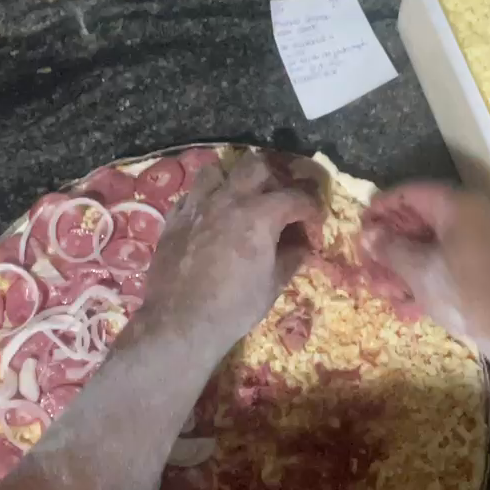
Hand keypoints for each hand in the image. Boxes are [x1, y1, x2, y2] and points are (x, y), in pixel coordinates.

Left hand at [134, 151, 324, 356]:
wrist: (180, 322)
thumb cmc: (234, 308)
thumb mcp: (273, 286)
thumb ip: (292, 257)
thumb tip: (303, 245)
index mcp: (259, 215)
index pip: (296, 197)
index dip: (311, 209)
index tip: (315, 223)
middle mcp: (228, 200)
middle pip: (257, 167)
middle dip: (276, 179)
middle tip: (281, 202)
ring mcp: (197, 206)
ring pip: (218, 171)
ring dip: (235, 180)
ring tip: (241, 200)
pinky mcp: (174, 218)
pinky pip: (192, 194)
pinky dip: (207, 199)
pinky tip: (211, 217)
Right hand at [361, 183, 489, 361]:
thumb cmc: (466, 295)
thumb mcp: (420, 272)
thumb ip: (390, 248)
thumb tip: (367, 234)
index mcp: (459, 205)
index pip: (412, 193)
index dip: (381, 208)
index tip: (359, 227)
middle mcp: (476, 215)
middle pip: (423, 220)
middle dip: (391, 244)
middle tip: (367, 264)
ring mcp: (487, 240)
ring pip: (436, 246)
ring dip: (406, 266)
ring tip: (383, 291)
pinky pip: (452, 262)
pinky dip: (429, 277)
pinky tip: (408, 304)